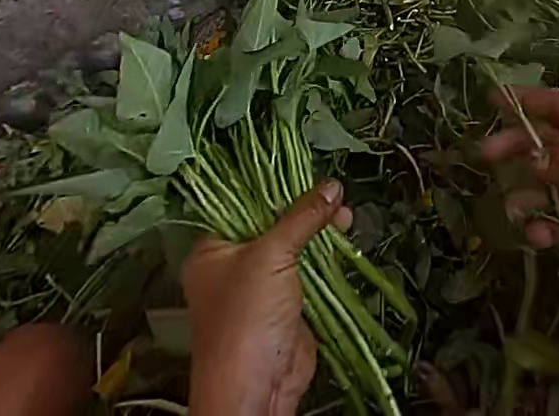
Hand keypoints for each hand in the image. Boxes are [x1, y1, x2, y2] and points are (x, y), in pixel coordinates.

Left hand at [181, 181, 351, 415]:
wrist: (256, 391)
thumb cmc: (247, 316)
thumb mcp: (272, 254)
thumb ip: (302, 216)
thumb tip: (333, 185)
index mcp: (213, 249)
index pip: (242, 203)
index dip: (273, 185)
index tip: (304, 168)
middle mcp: (233, 263)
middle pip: (273, 222)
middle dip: (304, 208)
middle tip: (334, 195)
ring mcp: (261, 284)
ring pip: (294, 244)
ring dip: (319, 228)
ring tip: (344, 214)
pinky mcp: (286, 302)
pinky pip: (308, 268)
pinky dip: (326, 253)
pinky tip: (343, 235)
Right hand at [481, 88, 558, 293]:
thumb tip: (534, 161)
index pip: (556, 105)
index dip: (524, 100)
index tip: (491, 99)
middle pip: (544, 141)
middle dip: (515, 146)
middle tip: (484, 155)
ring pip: (549, 182)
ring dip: (527, 192)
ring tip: (507, 206)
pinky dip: (547, 226)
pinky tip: (534, 236)